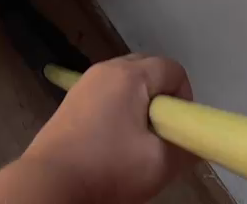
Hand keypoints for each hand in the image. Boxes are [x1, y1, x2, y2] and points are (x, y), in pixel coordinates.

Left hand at [0, 55, 193, 203]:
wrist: (53, 179)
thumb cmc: (109, 166)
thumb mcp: (159, 164)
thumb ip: (186, 149)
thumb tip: (193, 142)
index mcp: (130, 75)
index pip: (172, 68)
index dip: (184, 97)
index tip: (177, 129)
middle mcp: (107, 68)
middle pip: (148, 68)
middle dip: (162, 97)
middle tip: (159, 133)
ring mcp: (87, 80)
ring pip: (127, 80)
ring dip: (139, 103)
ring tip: (136, 140)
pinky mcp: (73, 97)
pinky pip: (108, 91)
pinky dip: (119, 107)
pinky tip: (113, 140)